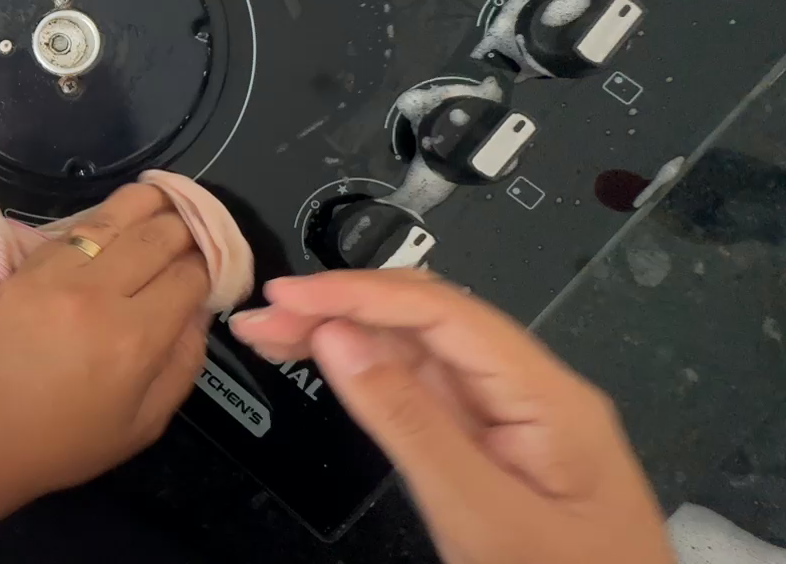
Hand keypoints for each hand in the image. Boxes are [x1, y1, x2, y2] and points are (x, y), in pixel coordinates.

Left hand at [0, 181, 212, 503]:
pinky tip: (118, 219)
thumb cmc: (62, 440)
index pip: (189, 276)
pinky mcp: (27, 263)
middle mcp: (97, 293)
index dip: (211, 267)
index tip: (216, 267)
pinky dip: (105, 217)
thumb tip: (198, 311)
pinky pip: (76, 227)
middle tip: (199, 229)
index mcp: (134, 338)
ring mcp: (57, 271)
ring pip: (115, 215)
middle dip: (188, 226)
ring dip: (149, 202)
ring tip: (168, 196)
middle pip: (157, 235)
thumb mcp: (143, 424)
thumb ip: (182, 363)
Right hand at [229, 270, 672, 563]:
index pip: (438, 310)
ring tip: (264, 332)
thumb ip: (408, 422)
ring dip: (330, 326)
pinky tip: (306, 354)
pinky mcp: (471, 426)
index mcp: (546, 396)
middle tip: (262, 319)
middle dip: (333, 305)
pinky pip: (401, 371)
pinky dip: (347, 357)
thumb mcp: (482, 515)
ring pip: (401, 337)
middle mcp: (522, 385)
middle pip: (416, 313)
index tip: (283, 295)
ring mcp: (496, 405)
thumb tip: (334, 336)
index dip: (354, 293)